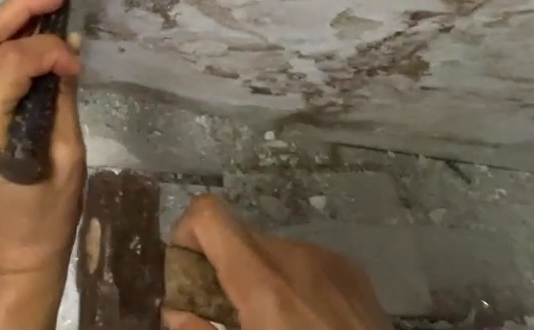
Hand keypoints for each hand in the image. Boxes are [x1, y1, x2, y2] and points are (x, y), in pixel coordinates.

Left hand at [0, 0, 84, 275]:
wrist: (18, 244)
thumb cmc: (49, 210)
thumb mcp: (67, 154)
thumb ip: (62, 95)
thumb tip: (69, 43)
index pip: (9, 64)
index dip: (45, 49)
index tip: (76, 60)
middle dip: (17, 6)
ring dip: (10, 11)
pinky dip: (7, 31)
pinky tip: (30, 13)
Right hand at [165, 196, 388, 329]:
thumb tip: (176, 311)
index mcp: (264, 280)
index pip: (208, 213)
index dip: (185, 235)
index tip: (185, 278)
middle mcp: (296, 257)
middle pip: (237, 238)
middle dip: (221, 273)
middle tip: (224, 319)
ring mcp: (331, 264)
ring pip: (271, 254)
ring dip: (258, 283)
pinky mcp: (356, 278)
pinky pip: (305, 267)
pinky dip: (291, 290)